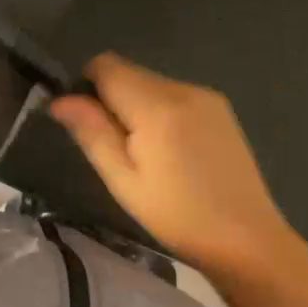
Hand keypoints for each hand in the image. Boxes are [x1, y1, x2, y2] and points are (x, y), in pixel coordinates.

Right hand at [48, 53, 294, 272]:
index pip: (104, 65)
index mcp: (156, 105)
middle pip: (127, 72)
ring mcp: (204, 94)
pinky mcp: (219, 105)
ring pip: (150, 81)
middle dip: (113, 99)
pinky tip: (174, 150)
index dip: (87, 87)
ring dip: (137, 105)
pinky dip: (161, 110)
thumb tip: (58, 98)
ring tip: (150, 154)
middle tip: (121, 149)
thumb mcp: (124, 181)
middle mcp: (181, 87)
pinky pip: (173, 93)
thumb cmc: (179, 216)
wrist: (249, 241)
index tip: (91, 124)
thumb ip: (91, 132)